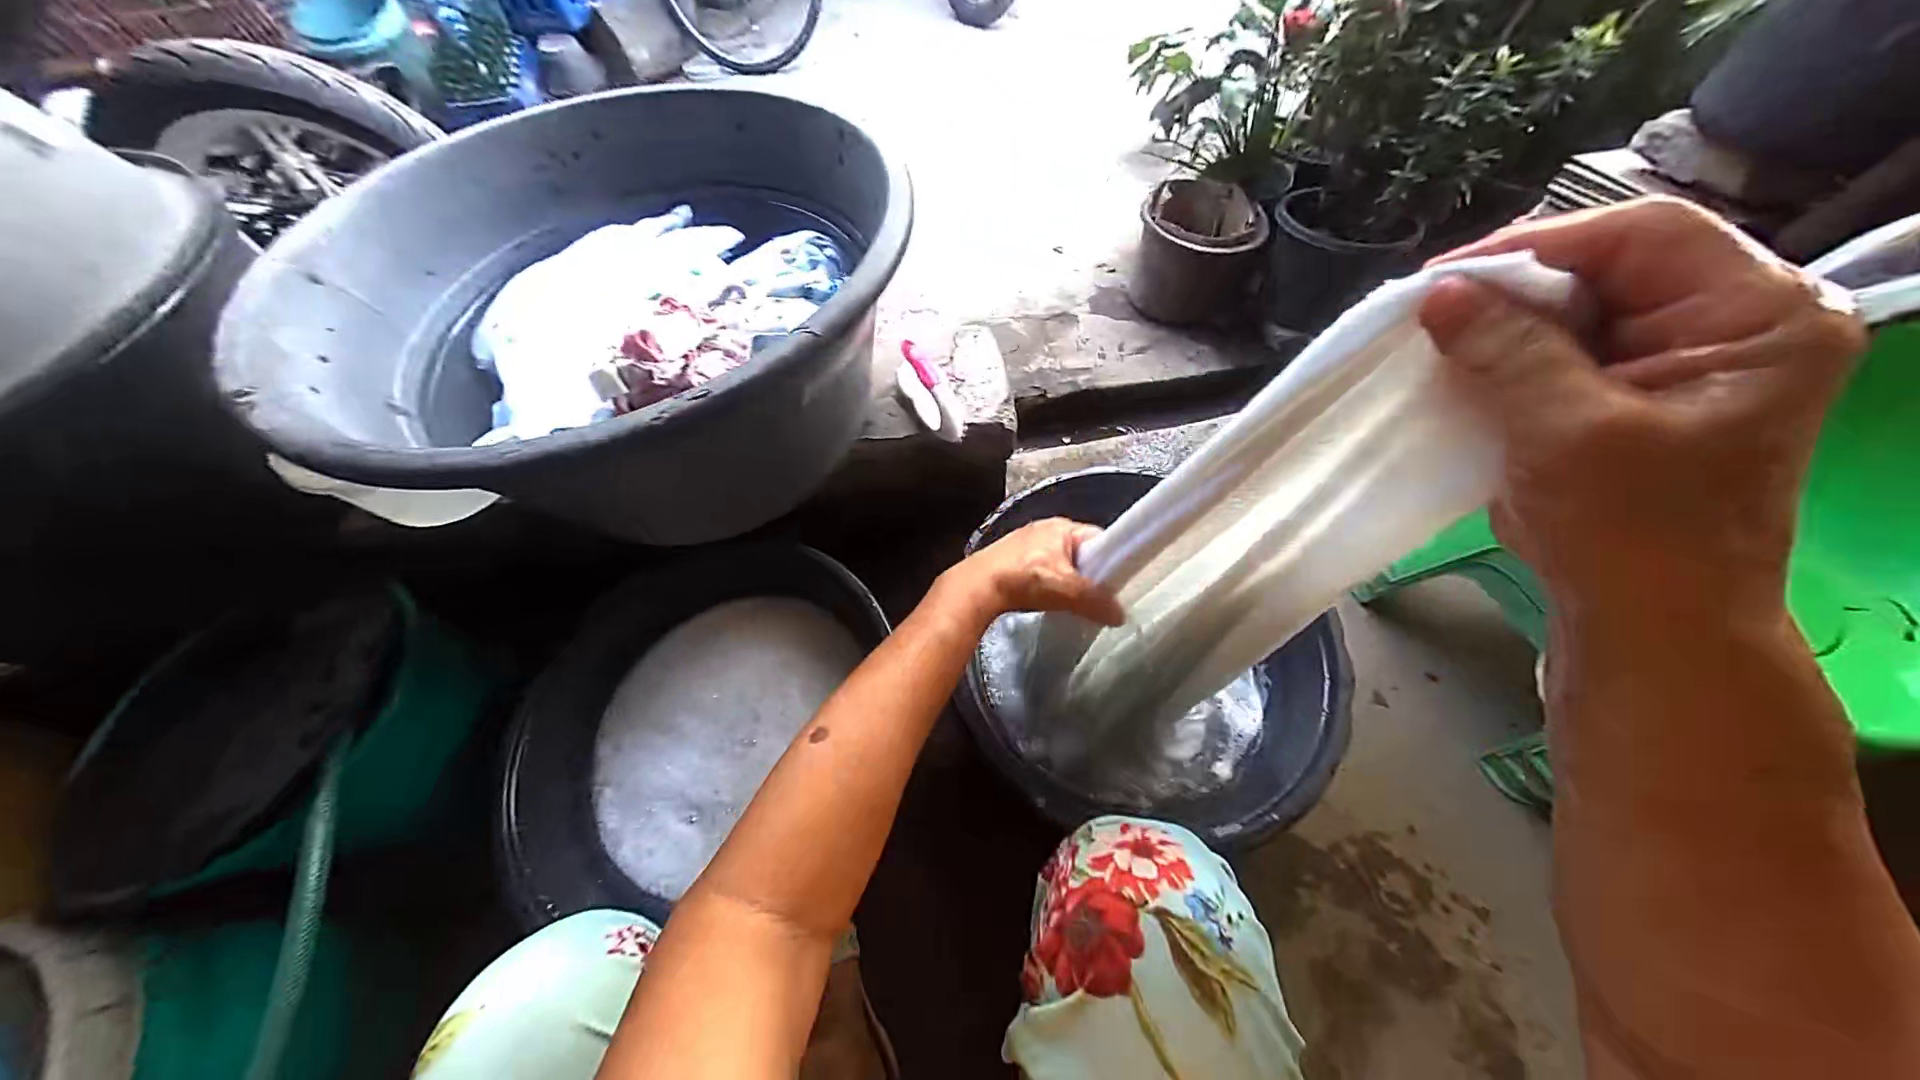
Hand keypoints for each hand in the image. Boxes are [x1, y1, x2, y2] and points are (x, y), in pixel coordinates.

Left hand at [941, 518, 1124, 626]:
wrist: (976, 588)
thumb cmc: (1024, 579)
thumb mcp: (1067, 590)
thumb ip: (1096, 601)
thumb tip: (1119, 615)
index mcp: (1063, 526)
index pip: (1100, 539)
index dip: (1112, 560)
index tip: (1116, 584)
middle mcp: (1046, 528)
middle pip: (1081, 553)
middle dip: (1088, 574)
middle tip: (1093, 597)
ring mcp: (1027, 542)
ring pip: (1061, 563)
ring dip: (1066, 581)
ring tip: (1067, 600)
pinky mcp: (1013, 558)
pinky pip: (1043, 570)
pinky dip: (1048, 584)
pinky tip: (1045, 599)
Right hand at [1420, 197, 1865, 617]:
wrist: (1648, 619)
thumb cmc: (1630, 531)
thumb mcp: (1567, 432)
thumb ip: (1508, 352)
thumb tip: (1438, 294)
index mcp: (1758, 317)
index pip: (1644, 236)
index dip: (1538, 245)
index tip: (1444, 277)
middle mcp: (1730, 325)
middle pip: (1612, 268)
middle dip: (1515, 286)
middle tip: (1434, 308)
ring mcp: (1680, 363)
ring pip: (1579, 311)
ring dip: (1505, 324)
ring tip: (1441, 336)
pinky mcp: (1631, 397)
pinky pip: (1563, 353)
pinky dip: (1509, 357)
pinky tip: (1467, 367)